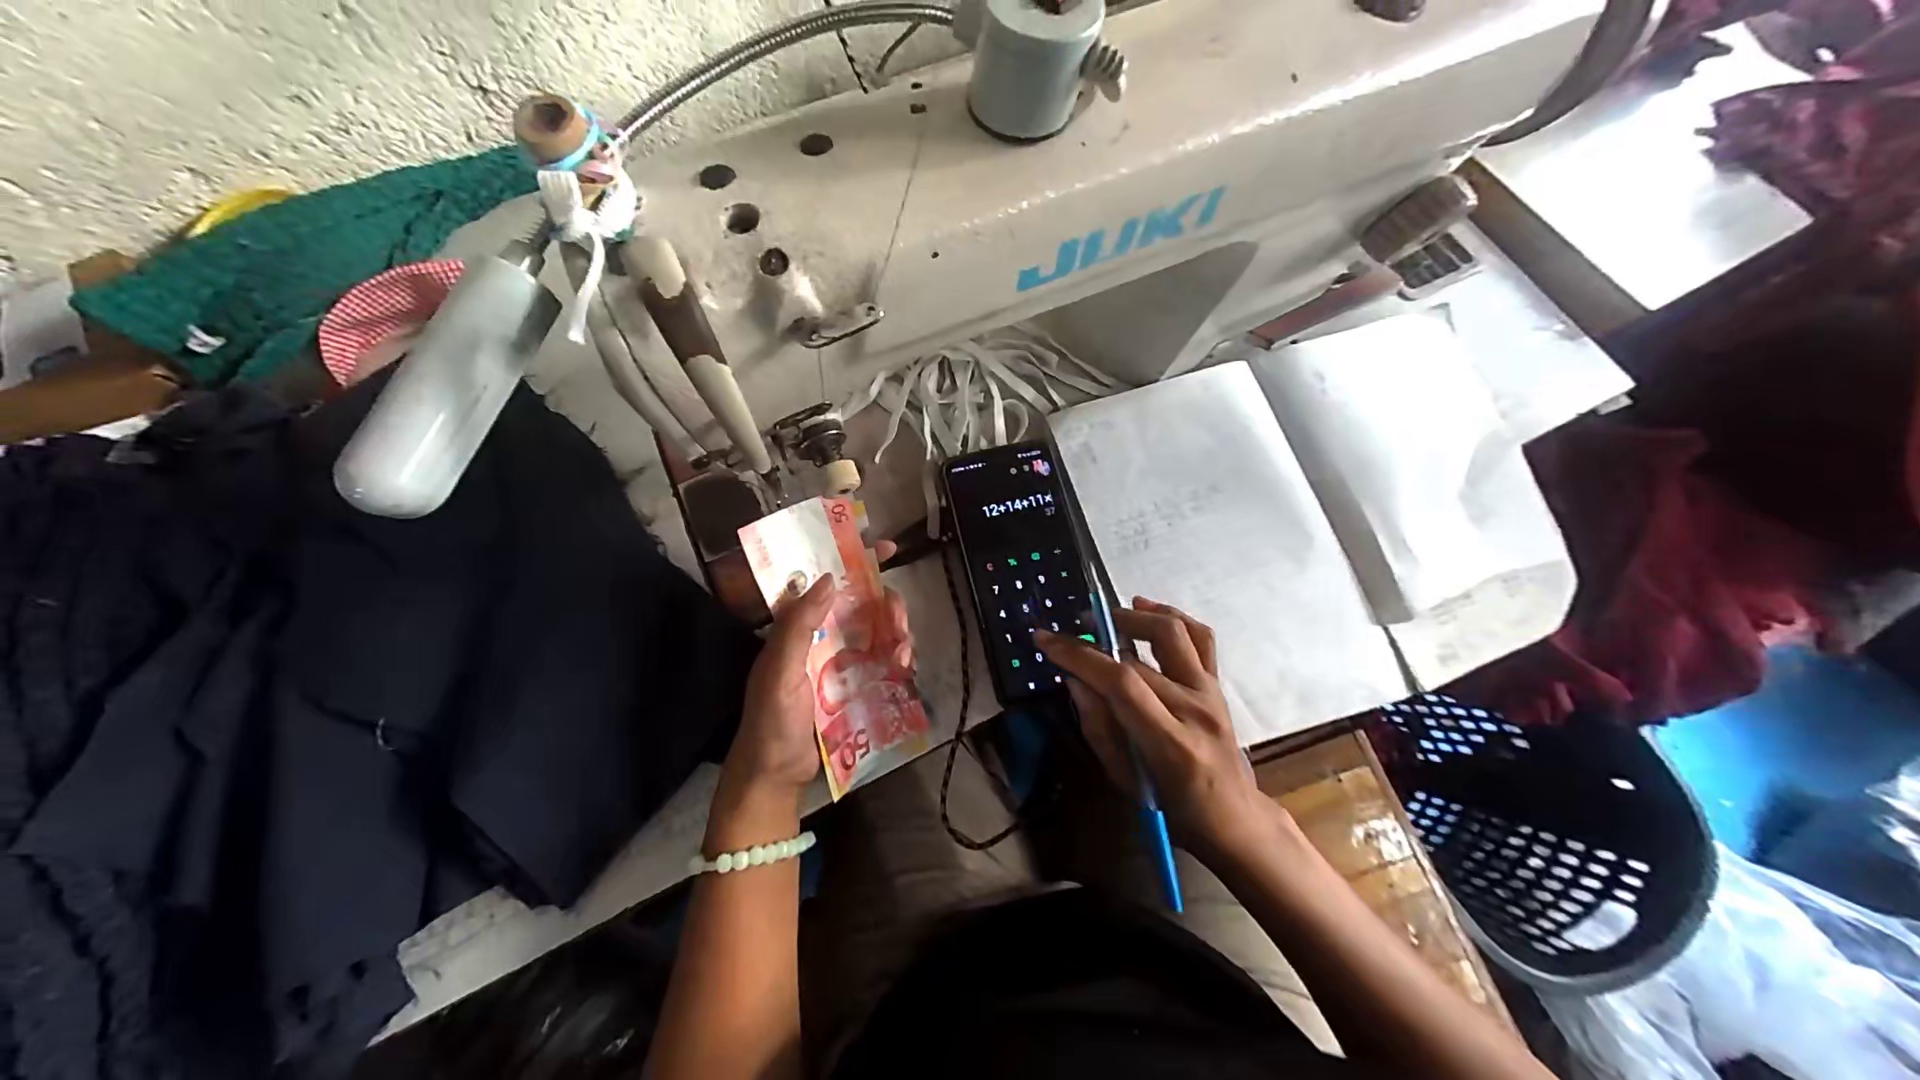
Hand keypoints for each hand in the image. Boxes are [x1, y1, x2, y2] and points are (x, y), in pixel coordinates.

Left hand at [720, 542, 901, 798]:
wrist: (778, 774)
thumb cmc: (772, 720)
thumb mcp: (779, 670)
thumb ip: (798, 624)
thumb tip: (828, 578)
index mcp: (799, 625)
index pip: (827, 581)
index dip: (853, 560)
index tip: (885, 549)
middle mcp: (824, 635)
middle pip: (865, 603)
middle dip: (889, 605)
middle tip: (899, 623)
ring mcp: (844, 660)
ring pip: (881, 629)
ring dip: (899, 633)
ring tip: (904, 655)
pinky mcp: (860, 684)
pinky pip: (887, 659)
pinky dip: (901, 658)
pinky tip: (905, 670)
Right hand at [1036, 598, 1282, 865]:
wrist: (1234, 816)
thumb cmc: (1173, 809)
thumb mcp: (1124, 779)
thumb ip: (1098, 726)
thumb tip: (1074, 678)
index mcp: (1170, 743)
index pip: (1121, 682)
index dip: (1080, 655)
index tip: (1046, 639)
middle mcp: (1195, 709)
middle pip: (1138, 656)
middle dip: (1093, 639)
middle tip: (1066, 635)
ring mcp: (1211, 692)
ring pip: (1173, 632)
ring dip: (1133, 616)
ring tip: (1103, 618)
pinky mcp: (1218, 683)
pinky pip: (1200, 636)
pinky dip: (1170, 614)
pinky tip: (1144, 607)